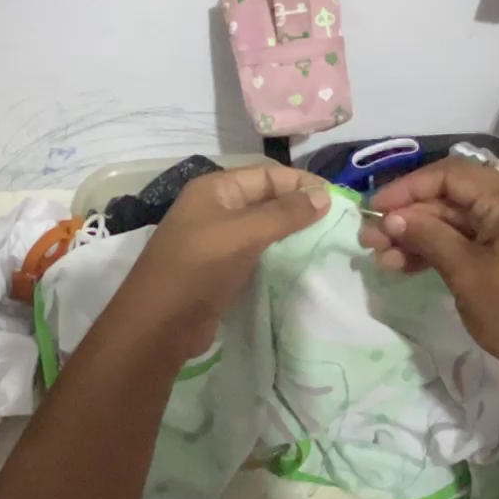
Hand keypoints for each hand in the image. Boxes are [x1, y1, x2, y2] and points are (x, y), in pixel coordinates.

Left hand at [106, 165, 330, 357]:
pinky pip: (257, 252)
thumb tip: (324, 195)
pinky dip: (278, 254)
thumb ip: (284, 214)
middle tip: (338, 221)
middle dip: (299, 206)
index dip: (301, 182)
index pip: (267, 174)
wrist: (159, 324)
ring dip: (291, 232)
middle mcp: (215, 208)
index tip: (338, 198)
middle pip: (266, 198)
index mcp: (215, 189)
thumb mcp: (243, 234)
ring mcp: (216, 239)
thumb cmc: (198, 267)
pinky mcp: (221, 268)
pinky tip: (302, 262)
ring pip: (263, 227)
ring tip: (327, 240)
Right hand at [360, 160, 498, 375]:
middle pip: (454, 197)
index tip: (372, 210)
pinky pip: (477, 237)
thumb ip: (426, 236)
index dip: (405, 189)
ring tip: (383, 260)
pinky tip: (410, 265)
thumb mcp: (464, 272)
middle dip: (409, 218)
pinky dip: (446, 248)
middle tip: (369, 242)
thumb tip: (391, 218)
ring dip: (422, 236)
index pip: (450, 175)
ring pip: (461, 220)